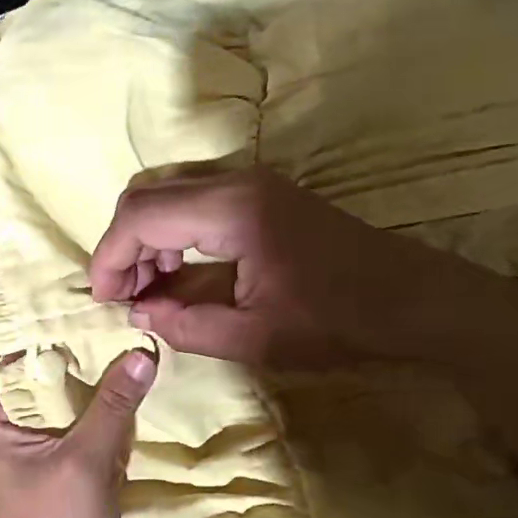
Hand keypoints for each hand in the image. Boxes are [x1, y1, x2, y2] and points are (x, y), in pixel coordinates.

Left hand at [0, 349, 156, 517]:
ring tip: (135, 360)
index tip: (108, 321)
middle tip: (130, 337)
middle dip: (89, 364)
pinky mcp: (51, 452)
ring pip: (68, 395)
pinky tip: (129, 398)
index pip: (27, 357)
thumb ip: (112, 405)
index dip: (67, 341)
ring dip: (100, 388)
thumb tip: (143, 351)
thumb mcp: (87, 461)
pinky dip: (101, 414)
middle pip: (50, 374)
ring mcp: (27, 435)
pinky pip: (77, 418)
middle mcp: (2, 417)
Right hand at [89, 168, 486, 368]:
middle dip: (123, 245)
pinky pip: (191, 200)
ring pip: (166, 193)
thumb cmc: (338, 321)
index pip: (141, 216)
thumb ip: (185, 324)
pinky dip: (170, 232)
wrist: (414, 299)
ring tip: (149, 289)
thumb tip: (137, 312)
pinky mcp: (257, 192)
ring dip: (145, 237)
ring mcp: (248, 180)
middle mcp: (234, 180)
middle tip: (125, 295)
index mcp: (232, 210)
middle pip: (147, 195)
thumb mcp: (255, 337)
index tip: (103, 299)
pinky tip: (178, 271)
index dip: (110, 257)